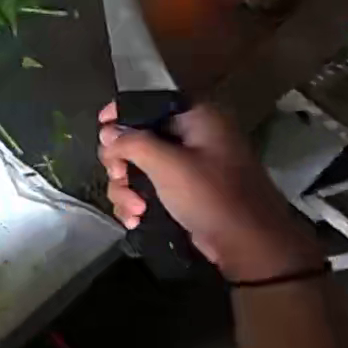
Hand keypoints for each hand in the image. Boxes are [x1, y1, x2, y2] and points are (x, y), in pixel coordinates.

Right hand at [98, 102, 321, 282]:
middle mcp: (190, 137)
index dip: (121, 113)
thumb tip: (107, 132)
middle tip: (120, 179)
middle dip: (120, 164)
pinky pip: (143, 188)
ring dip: (125, 190)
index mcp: (196, 119)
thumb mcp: (168, 165)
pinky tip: (136, 218)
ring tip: (134, 210)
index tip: (101, 129)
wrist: (245, 244)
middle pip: (134, 138)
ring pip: (134, 167)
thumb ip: (132, 143)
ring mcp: (184, 166)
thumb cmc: (211, 196)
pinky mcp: (179, 191)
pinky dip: (134, 202)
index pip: (149, 102)